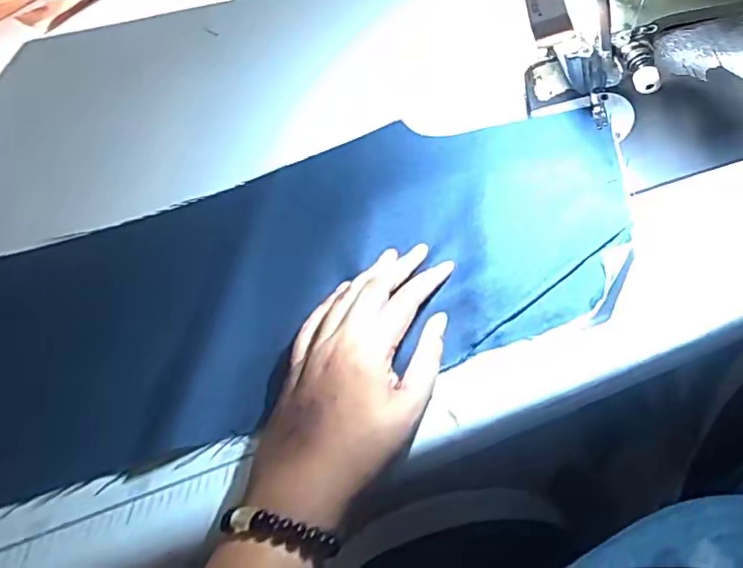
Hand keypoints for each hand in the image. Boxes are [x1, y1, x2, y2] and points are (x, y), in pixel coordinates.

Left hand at [243, 247, 453, 529]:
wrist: (299, 492)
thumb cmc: (363, 451)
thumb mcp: (409, 409)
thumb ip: (427, 358)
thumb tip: (437, 320)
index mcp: (368, 349)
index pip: (403, 301)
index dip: (427, 280)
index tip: (447, 266)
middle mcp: (338, 340)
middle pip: (371, 290)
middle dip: (399, 267)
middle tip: (420, 250)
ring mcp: (312, 350)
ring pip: (342, 299)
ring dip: (368, 275)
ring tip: (388, 258)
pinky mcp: (296, 364)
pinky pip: (315, 318)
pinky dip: (333, 298)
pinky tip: (342, 291)